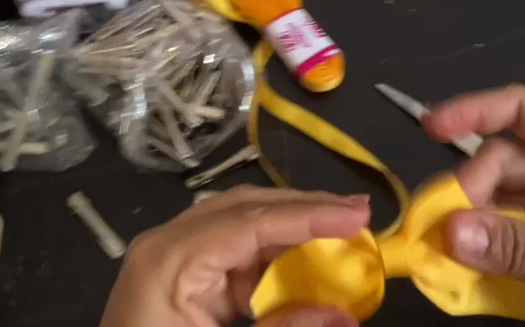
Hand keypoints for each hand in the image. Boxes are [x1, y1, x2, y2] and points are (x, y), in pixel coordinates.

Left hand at [99, 187, 370, 326]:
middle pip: (244, 208)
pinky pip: (229, 247)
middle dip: (303, 208)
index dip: (308, 214)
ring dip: (289, 224)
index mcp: (169, 259)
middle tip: (358, 213)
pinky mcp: (178, 272)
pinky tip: (302, 253)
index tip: (358, 213)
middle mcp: (166, 241)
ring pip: (238, 219)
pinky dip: (269, 250)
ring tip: (340, 224)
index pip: (250, 220)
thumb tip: (346, 316)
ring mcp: (169, 253)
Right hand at [424, 84, 524, 326]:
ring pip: (495, 203)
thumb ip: (522, 251)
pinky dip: (480, 254)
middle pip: (500, 162)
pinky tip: (461, 273)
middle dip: (468, 188)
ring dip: (468, 224)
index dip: (475, 110)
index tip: (430, 126)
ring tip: (441, 252)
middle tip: (442, 227)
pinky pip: (503, 243)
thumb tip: (447, 230)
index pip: (523, 111)